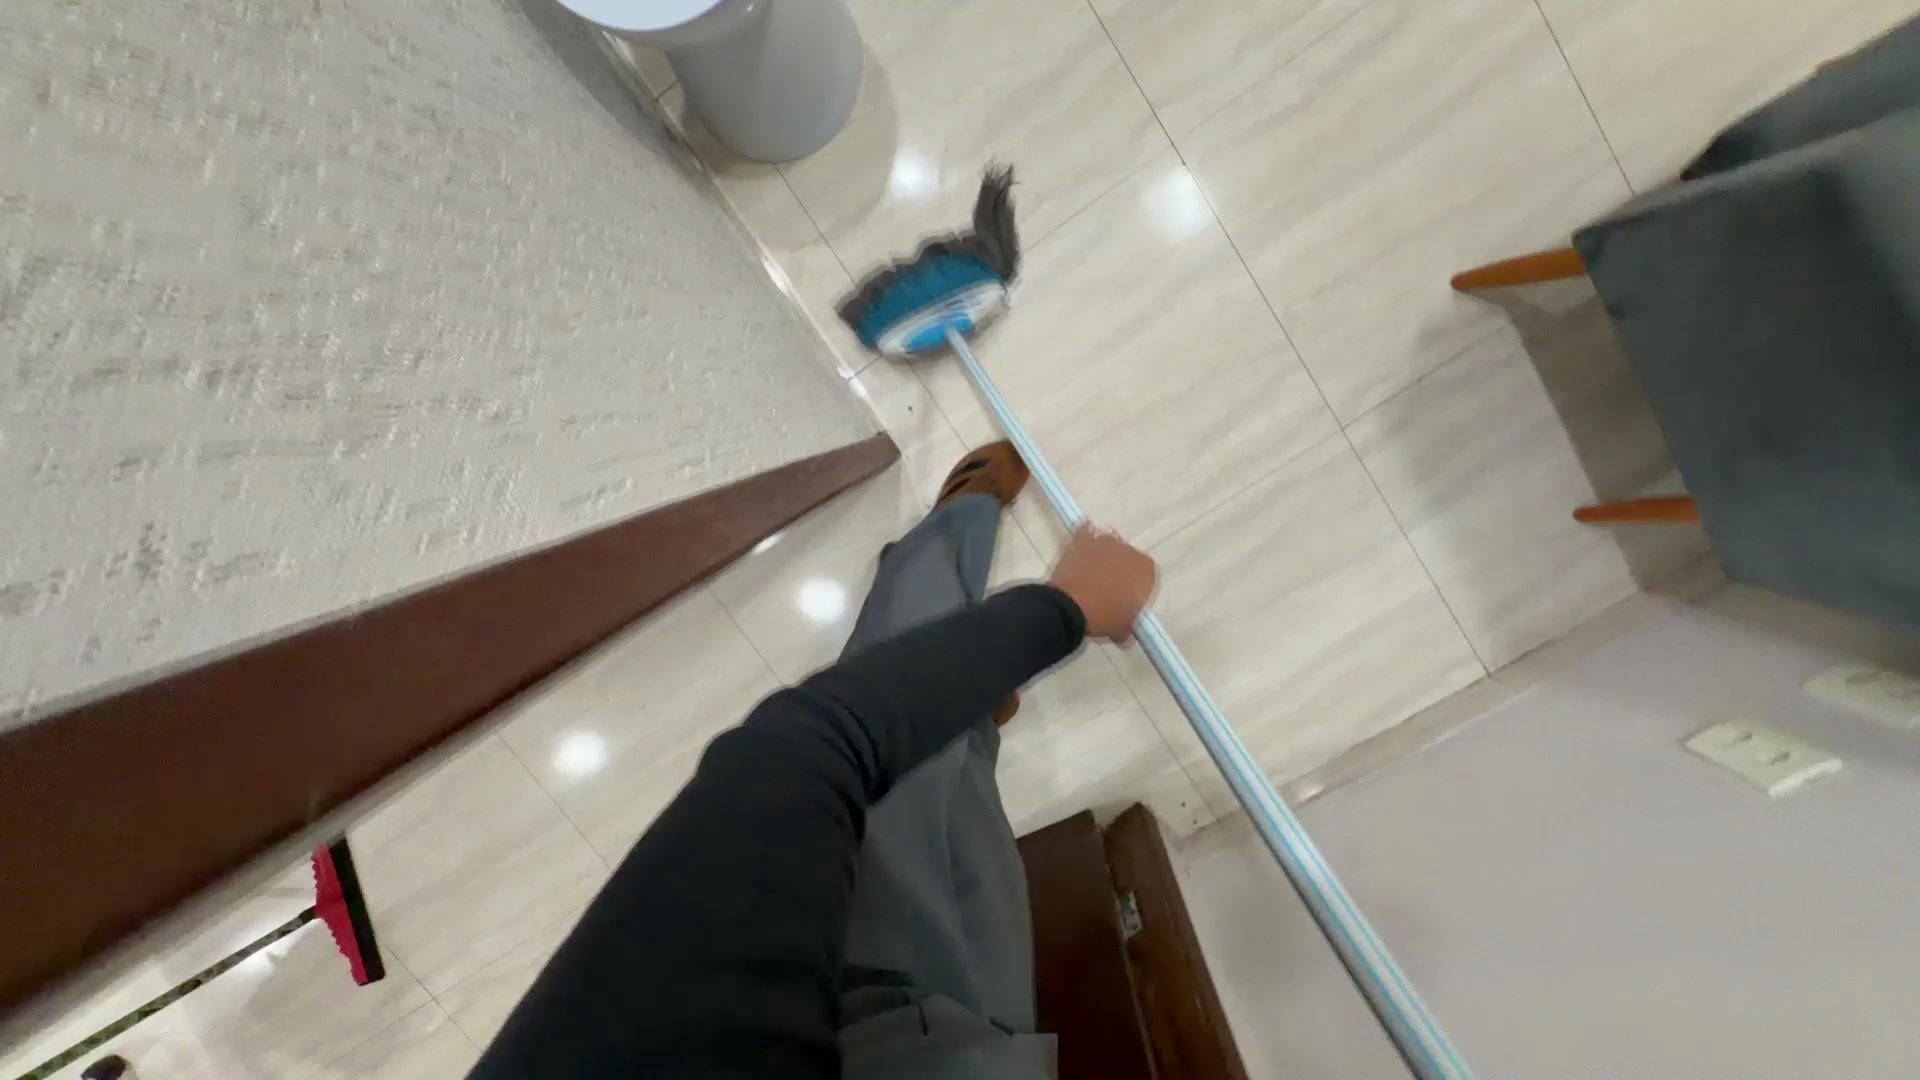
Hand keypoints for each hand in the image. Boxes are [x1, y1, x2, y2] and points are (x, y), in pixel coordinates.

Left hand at [1048, 525, 1156, 643]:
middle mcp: (1129, 550)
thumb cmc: (1103, 617)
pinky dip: (1083, 539)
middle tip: (1106, 587)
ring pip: (1107, 545)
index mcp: (1146, 570)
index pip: (1145, 576)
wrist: (1070, 606)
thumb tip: (1122, 633)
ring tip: (1089, 572)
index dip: (1135, 587)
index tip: (1124, 599)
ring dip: (1102, 555)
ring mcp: (1104, 541)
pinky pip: (1085, 532)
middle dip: (1119, 569)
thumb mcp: (1121, 628)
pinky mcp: (1082, 538)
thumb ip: (1126, 626)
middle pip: (1127, 558)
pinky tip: (1079, 549)